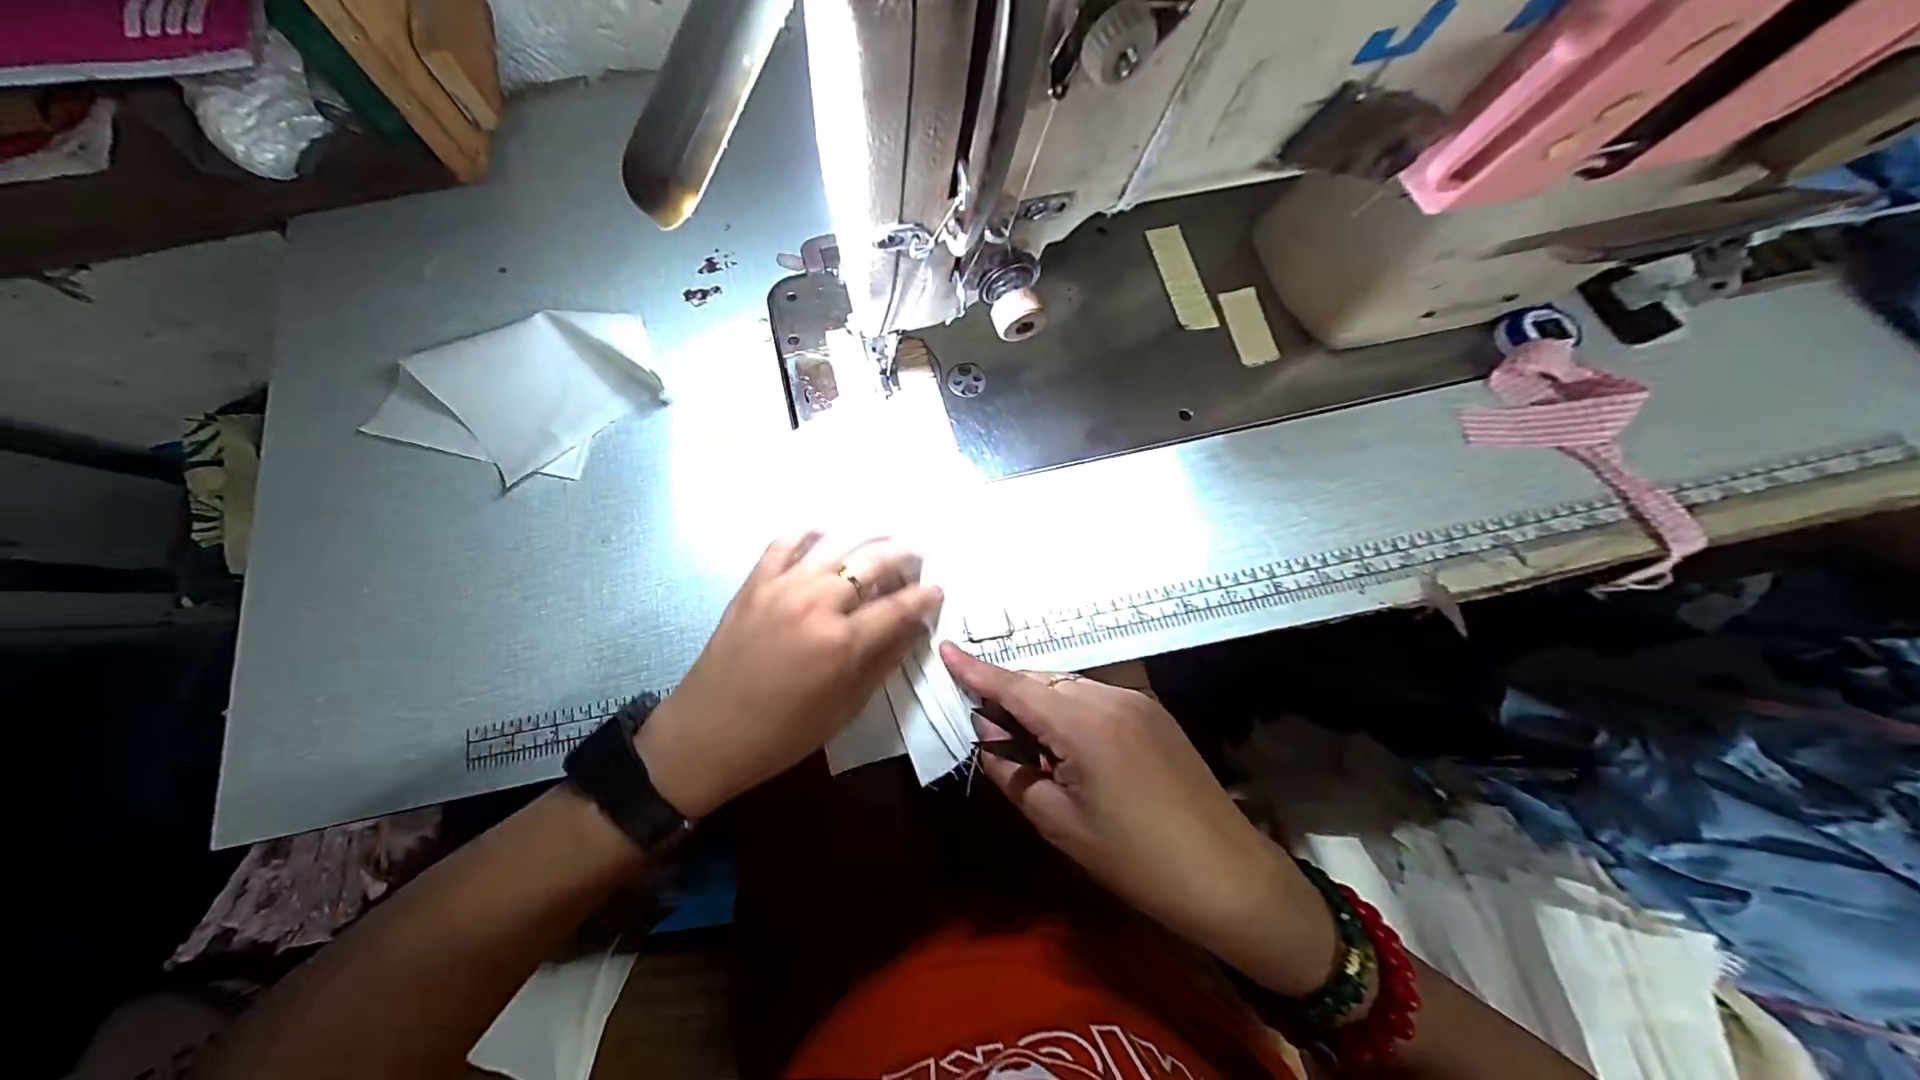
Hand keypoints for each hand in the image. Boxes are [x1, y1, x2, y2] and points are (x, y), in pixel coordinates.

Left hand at [634, 533, 940, 817]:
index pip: (899, 606)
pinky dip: (808, 533)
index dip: (925, 596)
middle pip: (873, 563)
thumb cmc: (783, 733)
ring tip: (884, 536)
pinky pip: (784, 543)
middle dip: (904, 555)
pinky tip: (825, 535)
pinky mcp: (753, 584)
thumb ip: (883, 661)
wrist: (708, 735)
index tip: (938, 590)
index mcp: (842, 642)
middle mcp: (816, 603)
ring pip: (835, 543)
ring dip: (866, 536)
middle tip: (918, 555)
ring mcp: (781, 587)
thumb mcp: (845, 707)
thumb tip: (913, 628)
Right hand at [941, 643, 1338, 995]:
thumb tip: (985, 733)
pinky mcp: (1154, 713)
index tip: (946, 649)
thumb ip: (1010, 769)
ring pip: (1069, 685)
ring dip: (1040, 701)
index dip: (976, 669)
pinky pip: (1095, 695)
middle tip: (984, 724)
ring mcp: (1137, 701)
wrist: (1227, 875)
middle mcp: (1109, 696)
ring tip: (1025, 738)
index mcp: (1082, 722)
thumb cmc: (1133, 858)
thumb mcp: (1057, 821)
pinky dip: (1069, 707)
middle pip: (1041, 680)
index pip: (1014, 685)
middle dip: (1008, 692)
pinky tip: (1066, 740)